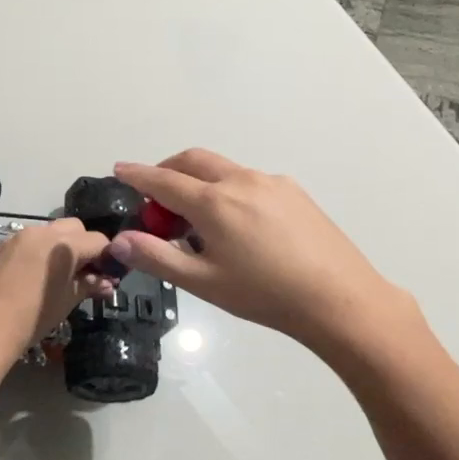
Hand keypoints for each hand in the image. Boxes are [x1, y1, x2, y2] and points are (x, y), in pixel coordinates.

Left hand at [0, 218, 113, 362]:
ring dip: (62, 248)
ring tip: (62, 276)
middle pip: (74, 229)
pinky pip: (30, 241)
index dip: (108, 257)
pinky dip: (41, 252)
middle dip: (85, 246)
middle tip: (86, 274)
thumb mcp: (66, 301)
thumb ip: (88, 285)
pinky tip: (38, 277)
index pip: (98, 241)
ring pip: (50, 232)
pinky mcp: (2, 247)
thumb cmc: (32, 318)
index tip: (109, 276)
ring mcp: (18, 237)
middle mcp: (41, 231)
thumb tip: (107, 282)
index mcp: (63, 244)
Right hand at [107, 149, 417, 364]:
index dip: (137, 175)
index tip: (119, 169)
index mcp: (214, 203)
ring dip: (199, 181)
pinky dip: (227, 190)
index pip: (163, 180)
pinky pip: (249, 181)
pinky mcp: (294, 192)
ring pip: (223, 169)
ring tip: (196, 220)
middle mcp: (241, 181)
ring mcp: (271, 183)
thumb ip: (157, 257)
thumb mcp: (203, 282)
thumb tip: (120, 241)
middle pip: (193, 161)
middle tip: (154, 195)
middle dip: (167, 169)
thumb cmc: (264, 295)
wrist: (339, 299)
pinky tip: (236, 225)